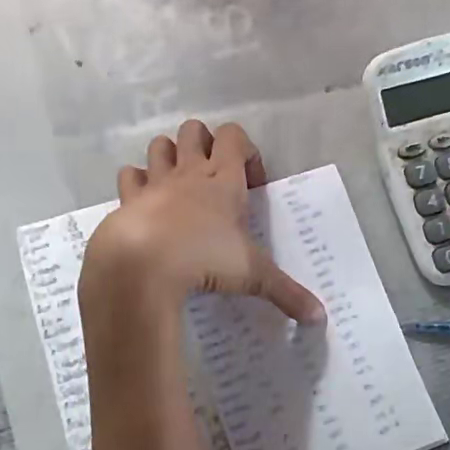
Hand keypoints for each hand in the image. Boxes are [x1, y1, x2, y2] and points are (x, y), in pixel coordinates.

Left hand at [80, 120, 324, 321]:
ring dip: (170, 157)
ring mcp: (155, 184)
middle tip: (216, 180)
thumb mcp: (255, 276)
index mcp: (224, 181)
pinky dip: (138, 184)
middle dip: (205, 145)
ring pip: (159, 146)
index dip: (246, 151)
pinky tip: (148, 204)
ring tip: (181, 186)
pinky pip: (130, 176)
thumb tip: (320, 318)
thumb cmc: (207, 259)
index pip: (234, 137)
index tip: (253, 185)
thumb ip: (287, 294)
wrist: (143, 264)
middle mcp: (189, 174)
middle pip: (194, 131)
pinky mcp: (128, 201)